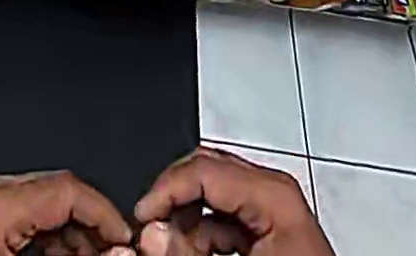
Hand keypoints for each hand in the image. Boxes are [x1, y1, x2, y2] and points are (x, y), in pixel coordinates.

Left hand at [0, 170, 134, 255]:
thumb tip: (120, 249)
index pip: (69, 189)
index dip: (105, 214)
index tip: (124, 238)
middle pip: (61, 194)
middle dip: (92, 224)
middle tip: (113, 249)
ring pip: (49, 205)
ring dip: (76, 233)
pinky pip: (31, 216)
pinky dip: (54, 237)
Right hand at [134, 147, 333, 255]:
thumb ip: (191, 250)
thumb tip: (155, 230)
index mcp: (272, 193)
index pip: (204, 167)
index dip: (165, 189)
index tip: (142, 217)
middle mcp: (273, 191)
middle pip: (208, 174)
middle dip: (174, 203)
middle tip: (152, 234)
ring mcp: (272, 210)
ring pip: (213, 199)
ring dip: (188, 224)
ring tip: (174, 251)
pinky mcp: (269, 231)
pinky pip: (226, 221)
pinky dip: (205, 238)